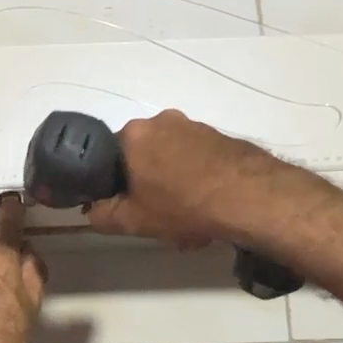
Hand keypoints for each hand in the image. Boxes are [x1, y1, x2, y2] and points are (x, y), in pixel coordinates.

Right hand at [84, 110, 281, 247]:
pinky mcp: (220, 136)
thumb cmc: (182, 206)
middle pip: (141, 156)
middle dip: (145, 184)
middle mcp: (160, 121)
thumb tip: (92, 210)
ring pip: (170, 158)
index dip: (112, 184)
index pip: (106, 156)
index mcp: (132, 134)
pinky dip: (196, 179)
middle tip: (156, 215)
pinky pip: (196, 159)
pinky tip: (207, 206)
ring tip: (186, 217)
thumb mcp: (132, 221)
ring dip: (172, 183)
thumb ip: (101, 215)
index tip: (123, 205)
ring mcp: (193, 125)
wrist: (250, 197)